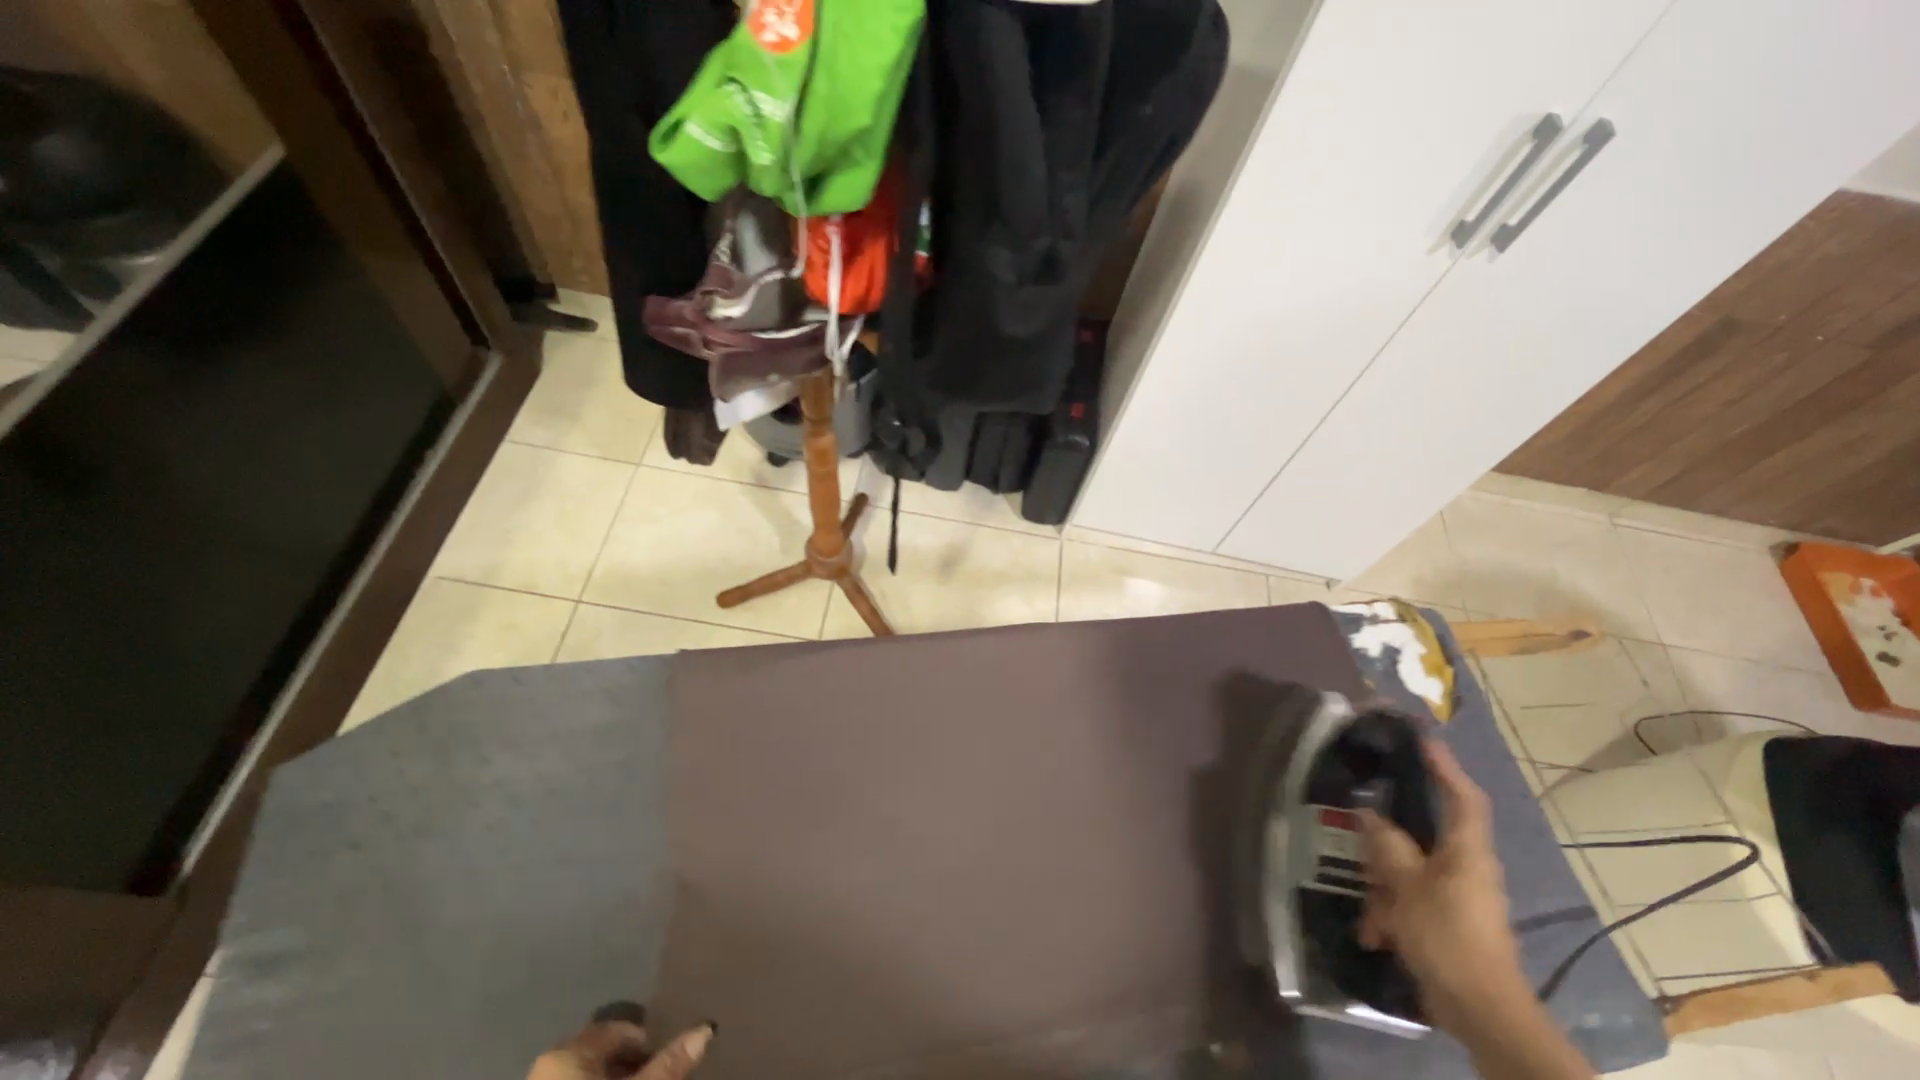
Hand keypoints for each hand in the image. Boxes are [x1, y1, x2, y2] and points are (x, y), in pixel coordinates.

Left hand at [527, 1003, 716, 1079]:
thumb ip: (669, 1065)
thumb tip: (706, 1028)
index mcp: (567, 1054)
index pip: (617, 1029)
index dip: (646, 1042)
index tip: (666, 1063)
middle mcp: (547, 1066)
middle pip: (599, 1053)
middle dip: (629, 1065)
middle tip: (654, 1079)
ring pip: (583, 1077)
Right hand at [1358, 740, 1528, 1033]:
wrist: (1481, 1009)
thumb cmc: (1448, 937)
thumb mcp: (1407, 887)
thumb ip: (1387, 847)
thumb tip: (1370, 814)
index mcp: (1467, 851)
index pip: (1462, 796)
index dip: (1445, 766)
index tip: (1422, 739)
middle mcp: (1467, 867)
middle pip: (1422, 837)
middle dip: (1389, 849)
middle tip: (1362, 850)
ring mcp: (1458, 896)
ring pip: (1410, 873)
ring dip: (1385, 892)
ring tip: (1372, 918)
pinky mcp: (1447, 923)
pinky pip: (1411, 904)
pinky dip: (1392, 917)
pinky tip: (1377, 937)